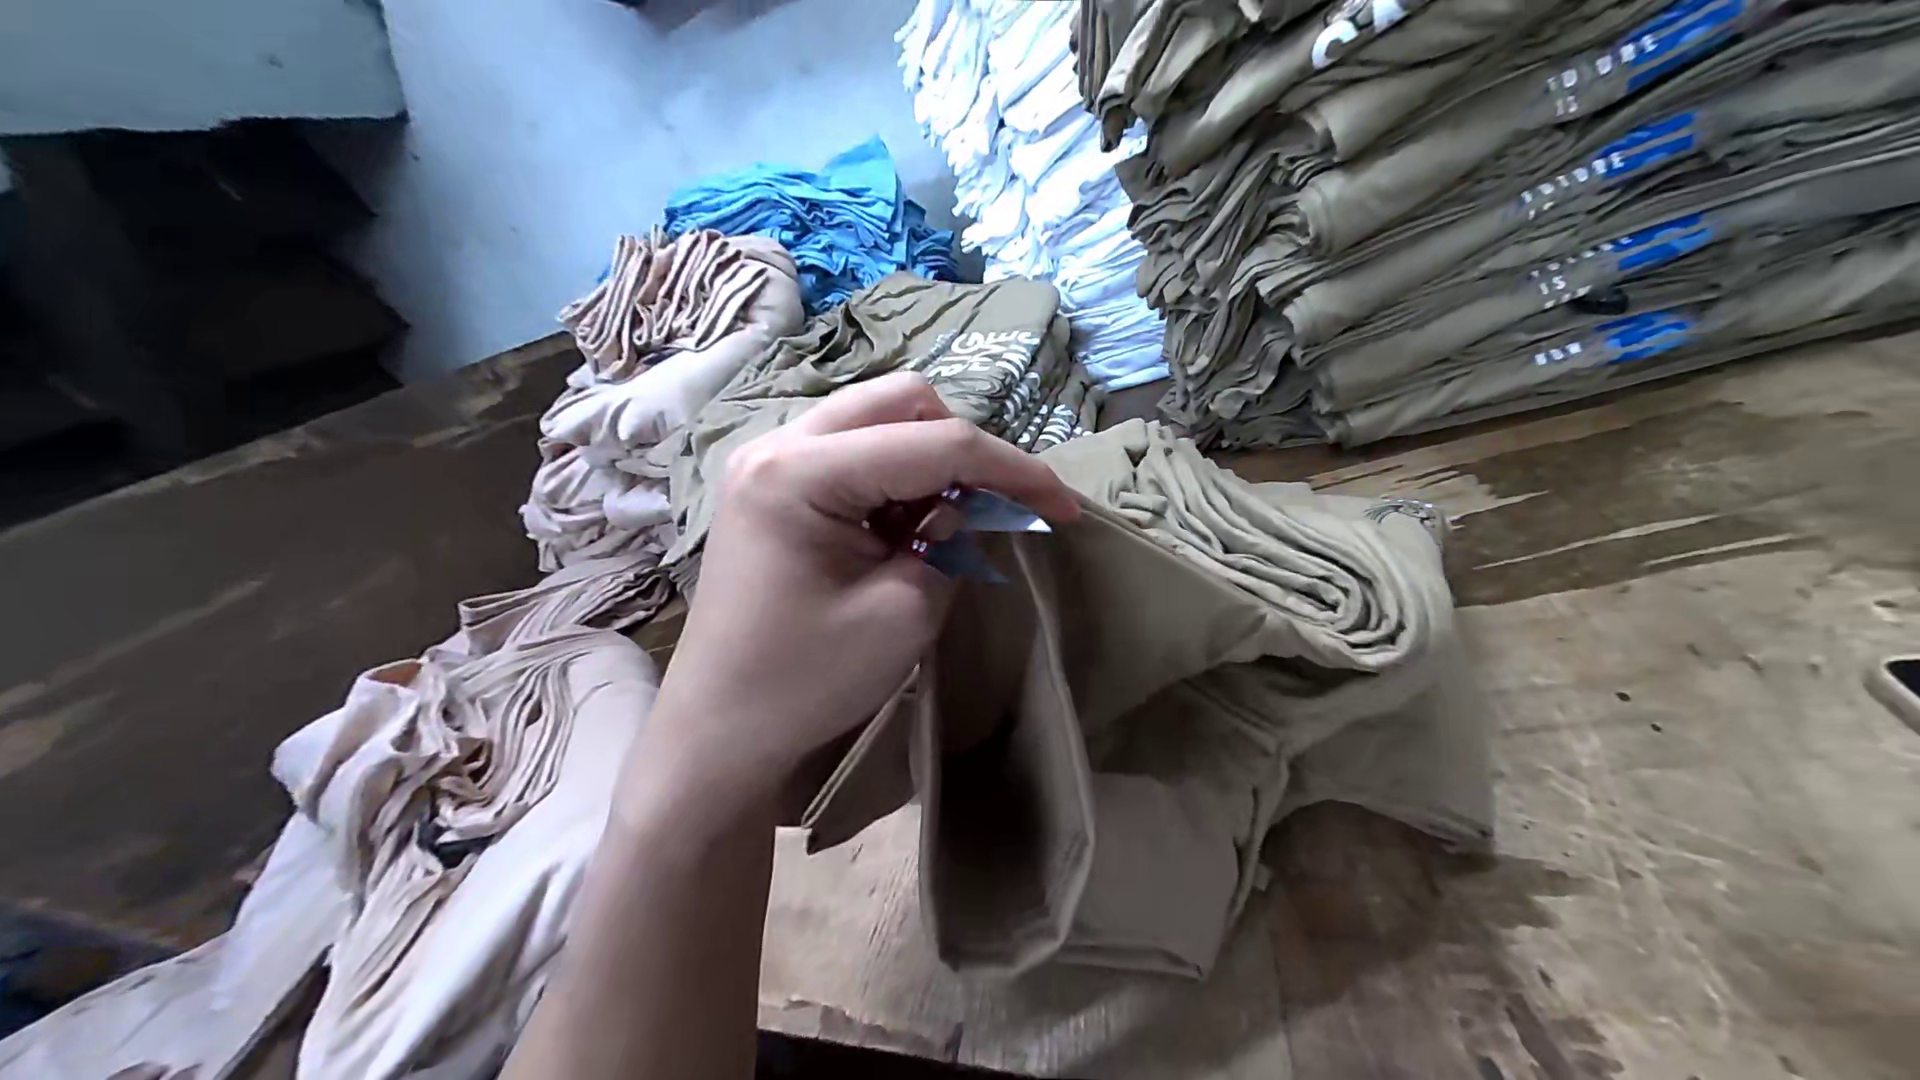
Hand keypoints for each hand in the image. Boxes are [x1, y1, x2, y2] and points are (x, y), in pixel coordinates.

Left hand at [621, 373, 1080, 821]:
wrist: (722, 728)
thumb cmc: (807, 682)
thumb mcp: (905, 611)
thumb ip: (953, 540)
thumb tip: (970, 502)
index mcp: (801, 471)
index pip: (936, 443)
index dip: (1013, 470)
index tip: (1064, 505)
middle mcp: (778, 443)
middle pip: (901, 401)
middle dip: (963, 447)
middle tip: (991, 506)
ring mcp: (769, 459)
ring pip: (877, 419)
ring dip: (928, 460)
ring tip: (941, 525)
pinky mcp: (773, 484)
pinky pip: (853, 450)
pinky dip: (894, 476)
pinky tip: (901, 527)